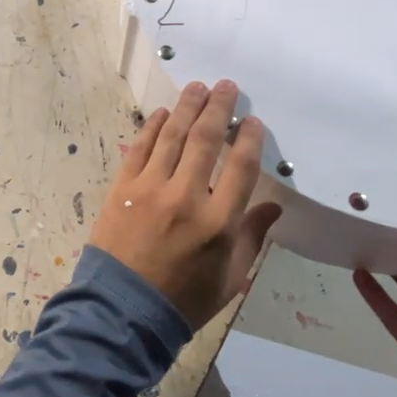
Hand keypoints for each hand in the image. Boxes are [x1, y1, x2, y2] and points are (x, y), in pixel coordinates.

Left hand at [88, 81, 283, 327]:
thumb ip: (251, 238)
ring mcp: (150, 188)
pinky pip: (141, 147)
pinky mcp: (123, 187)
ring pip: (173, 136)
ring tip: (198, 87)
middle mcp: (185, 197)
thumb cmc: (184, 300)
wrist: (123, 310)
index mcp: (218, 223)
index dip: (250, 139)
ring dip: (187, 107)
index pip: (241, 167)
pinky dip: (154, 127)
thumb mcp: (230, 278)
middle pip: (206, 140)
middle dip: (218, 108)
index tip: (254, 121)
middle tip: (226, 86)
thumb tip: (273, 207)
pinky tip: (165, 113)